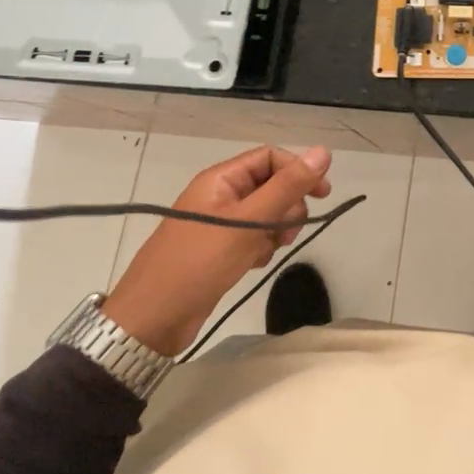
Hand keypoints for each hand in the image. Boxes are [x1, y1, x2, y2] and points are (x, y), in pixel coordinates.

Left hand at [103, 145, 331, 354]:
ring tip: (268, 249)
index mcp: (221, 179)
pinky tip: (254, 263)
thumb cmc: (198, 263)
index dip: (299, 171)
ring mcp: (218, 224)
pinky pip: (253, 237)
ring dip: (276, 229)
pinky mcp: (219, 250)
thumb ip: (287, 187)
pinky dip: (261, 247)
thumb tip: (323, 152)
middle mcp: (220, 196)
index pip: (271, 158)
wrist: (150, 321)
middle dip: (288, 205)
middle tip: (287, 231)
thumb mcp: (248, 221)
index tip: (323, 194)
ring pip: (265, 213)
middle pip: (271, 185)